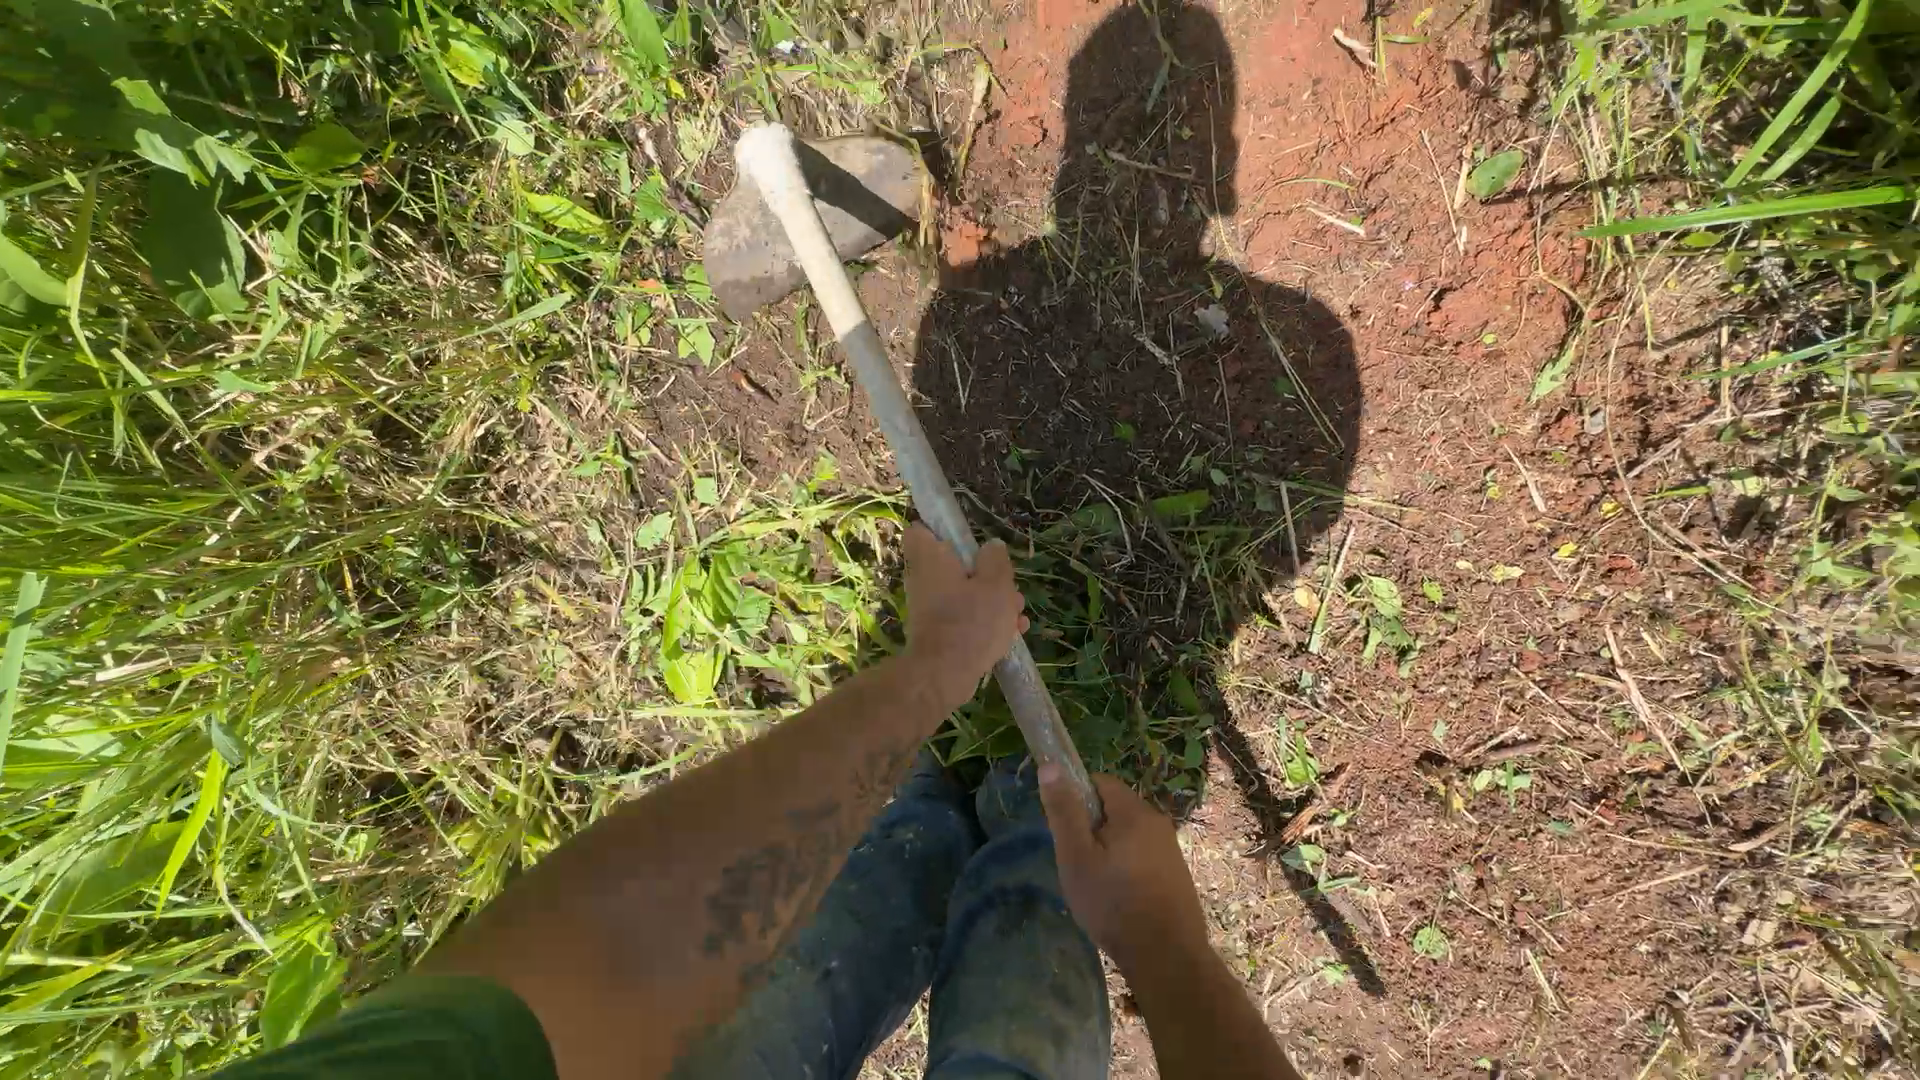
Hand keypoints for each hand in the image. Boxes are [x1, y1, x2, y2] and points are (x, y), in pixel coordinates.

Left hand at [902, 522, 1027, 709]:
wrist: (944, 674)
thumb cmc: (971, 621)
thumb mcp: (997, 584)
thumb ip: (996, 561)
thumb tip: (991, 547)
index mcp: (931, 559)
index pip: (920, 531)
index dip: (940, 530)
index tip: (966, 540)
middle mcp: (925, 581)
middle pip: (955, 566)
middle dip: (987, 576)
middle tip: (1008, 589)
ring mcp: (929, 609)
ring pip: (964, 594)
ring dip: (992, 602)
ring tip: (1017, 616)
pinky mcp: (937, 633)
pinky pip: (963, 617)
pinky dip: (984, 622)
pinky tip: (1012, 634)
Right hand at [1039, 768, 1209, 974]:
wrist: (1167, 958)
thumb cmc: (1113, 903)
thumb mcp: (1076, 856)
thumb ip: (1064, 810)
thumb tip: (1051, 765)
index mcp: (1134, 811)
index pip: (1099, 782)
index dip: (1076, 799)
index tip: (1066, 830)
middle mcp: (1158, 822)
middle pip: (1115, 809)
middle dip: (1092, 829)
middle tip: (1077, 863)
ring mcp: (1171, 850)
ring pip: (1128, 835)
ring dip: (1109, 851)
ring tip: (1096, 885)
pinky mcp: (1177, 875)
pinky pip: (1143, 857)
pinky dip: (1127, 868)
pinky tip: (1118, 899)